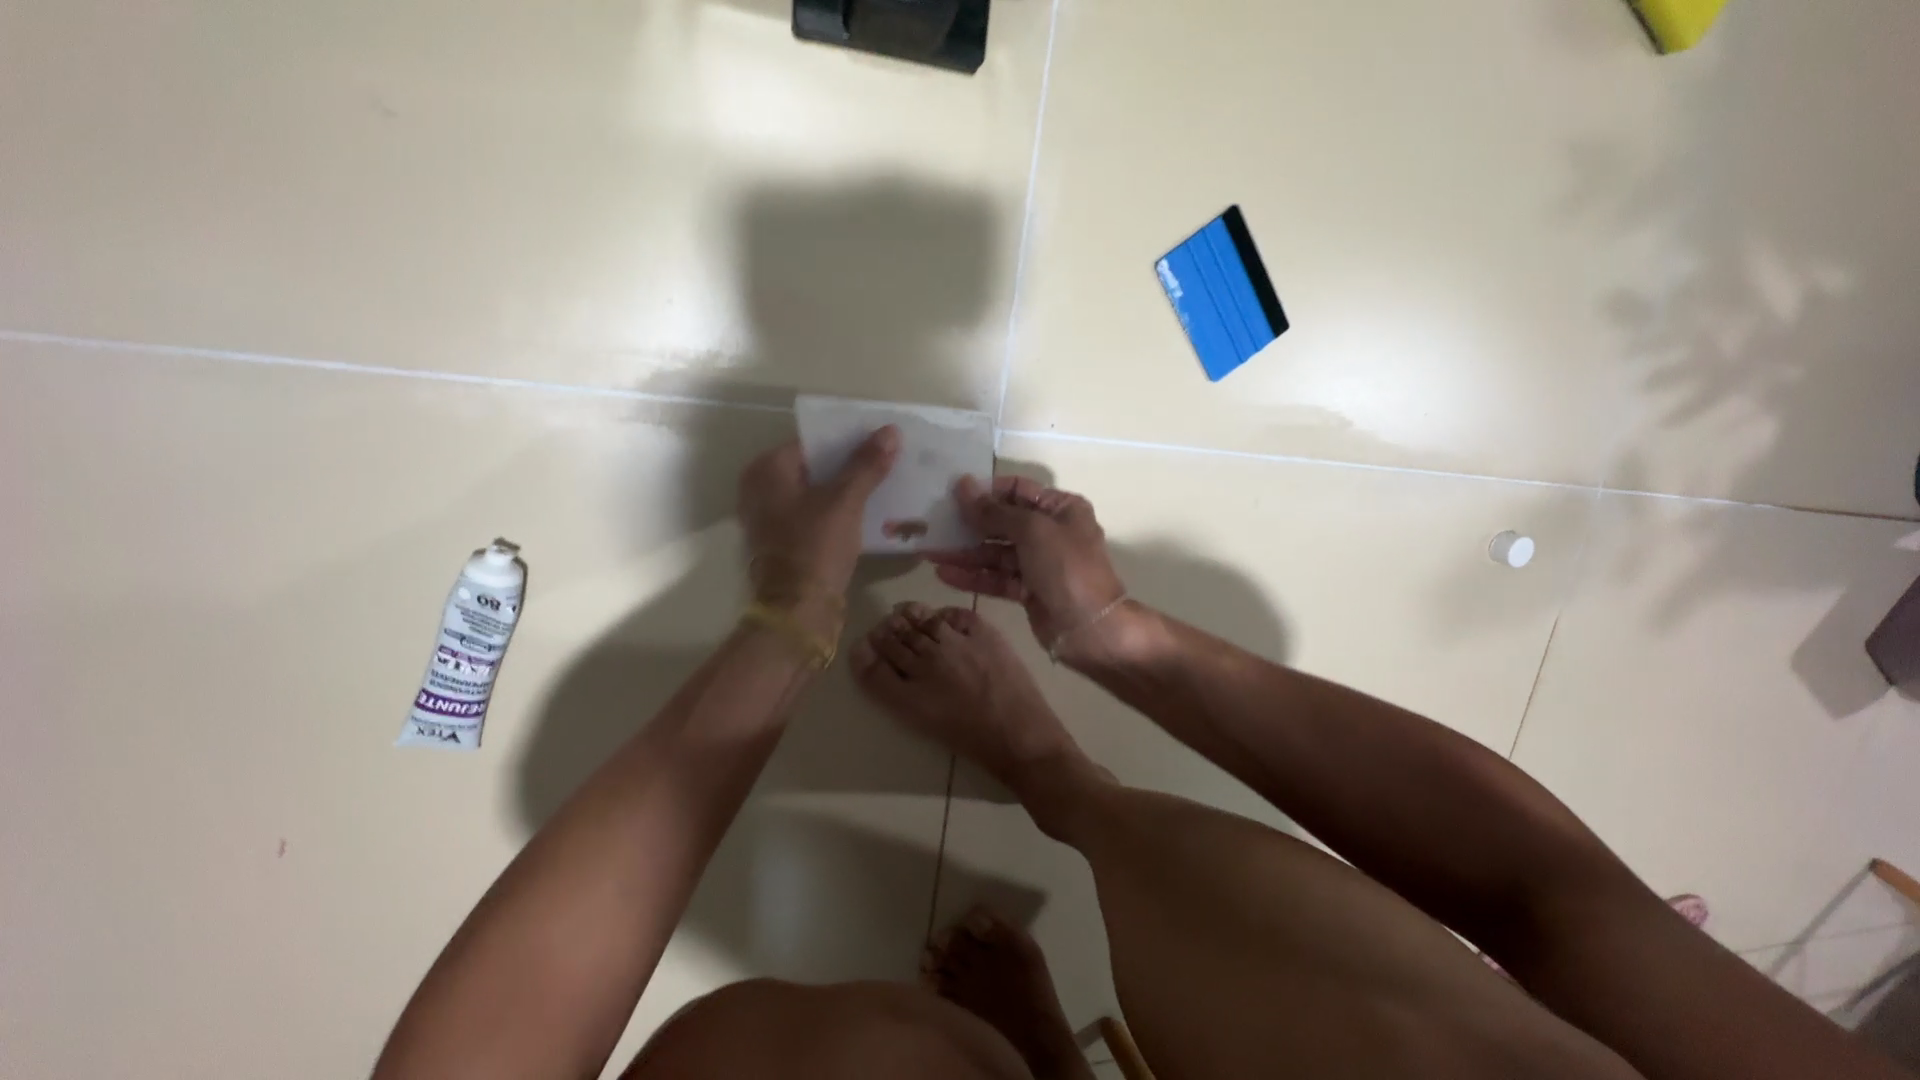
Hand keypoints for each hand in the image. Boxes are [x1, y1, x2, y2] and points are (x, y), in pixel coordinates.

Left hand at [738, 427, 899, 600]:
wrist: (799, 609)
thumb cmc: (816, 546)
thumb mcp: (845, 501)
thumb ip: (866, 464)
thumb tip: (890, 431)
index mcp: (766, 469)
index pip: (812, 443)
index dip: (847, 440)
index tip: (879, 441)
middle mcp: (759, 488)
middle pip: (812, 467)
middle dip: (847, 465)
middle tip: (886, 460)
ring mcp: (768, 517)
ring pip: (813, 492)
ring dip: (844, 490)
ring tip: (882, 483)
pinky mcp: (781, 541)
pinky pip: (812, 515)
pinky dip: (834, 512)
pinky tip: (866, 512)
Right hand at [926, 475, 1127, 658]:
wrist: (1090, 628)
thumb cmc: (1066, 567)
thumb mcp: (1032, 530)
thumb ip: (994, 511)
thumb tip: (963, 486)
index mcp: (1061, 509)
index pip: (1018, 490)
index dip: (986, 490)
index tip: (952, 492)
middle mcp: (1051, 532)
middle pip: (1003, 522)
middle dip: (970, 523)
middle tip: (934, 522)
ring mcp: (1039, 563)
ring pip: (995, 552)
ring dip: (964, 552)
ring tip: (929, 551)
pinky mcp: (1028, 591)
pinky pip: (996, 577)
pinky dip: (973, 576)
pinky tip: (943, 574)